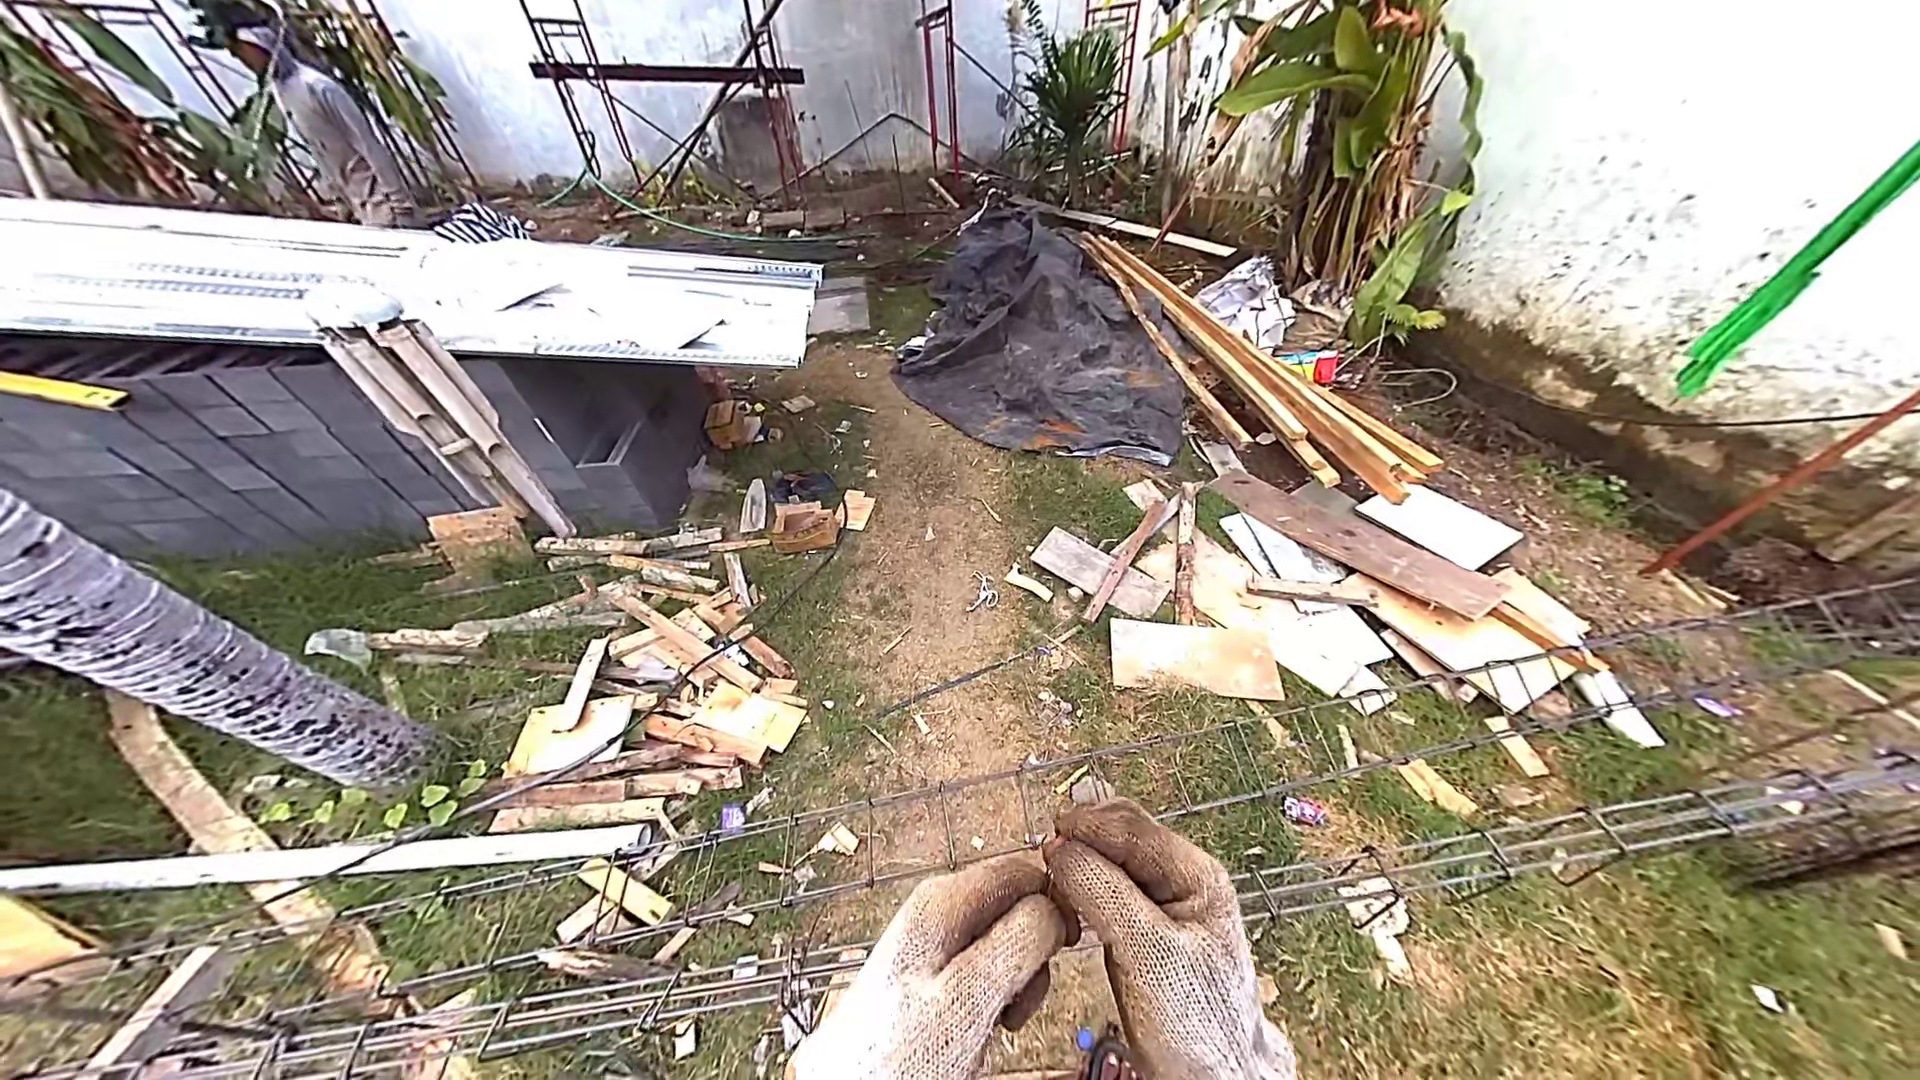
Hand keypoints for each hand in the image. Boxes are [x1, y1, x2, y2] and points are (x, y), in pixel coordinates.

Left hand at [791, 853, 1065, 1079]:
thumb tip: (1052, 906)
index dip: (1050, 903)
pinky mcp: (936, 971)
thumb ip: (1016, 941)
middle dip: (1031, 949)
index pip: (1019, 870)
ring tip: (999, 1017)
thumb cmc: (899, 1052)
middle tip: (1021, 995)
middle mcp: (940, 908)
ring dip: (1016, 978)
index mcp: (944, 897)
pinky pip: (986, 968)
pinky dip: (997, 994)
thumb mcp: (969, 994)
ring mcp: (937, 940)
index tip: (1066, 944)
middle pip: (1014, 905)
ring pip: (1005, 940)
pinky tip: (983, 1022)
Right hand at [1045, 799, 1296, 1079]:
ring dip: (1080, 859)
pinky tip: (1068, 896)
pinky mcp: (1141, 917)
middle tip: (1050, 853)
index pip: (1135, 829)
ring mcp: (1161, 896)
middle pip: (1122, 833)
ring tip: (1055, 877)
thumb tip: (1060, 847)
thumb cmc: (1198, 1026)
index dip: (1090, 826)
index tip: (1053, 831)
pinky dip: (1082, 882)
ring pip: (1110, 855)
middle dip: (1084, 838)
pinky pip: (1105, 882)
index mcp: (1197, 875)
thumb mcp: (1147, 953)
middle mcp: (1181, 876)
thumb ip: (1104, 893)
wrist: (1212, 1079)